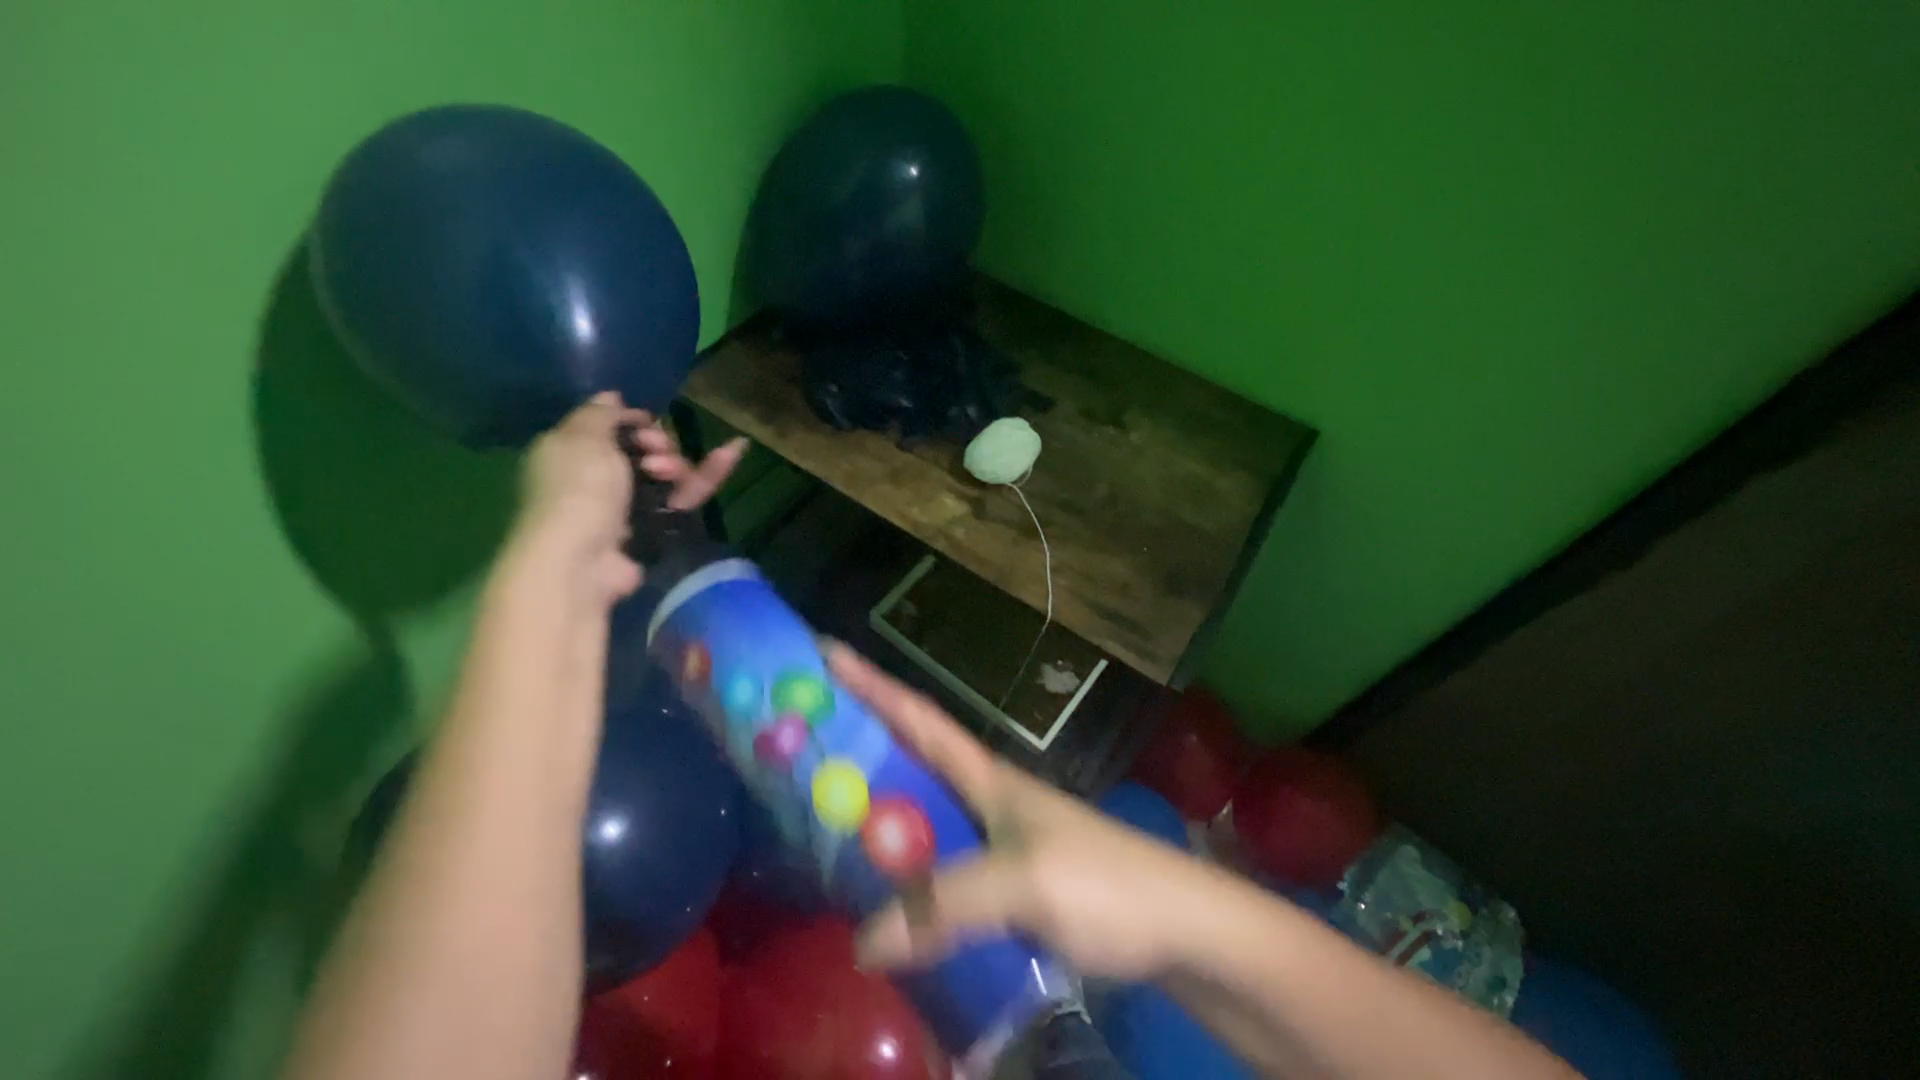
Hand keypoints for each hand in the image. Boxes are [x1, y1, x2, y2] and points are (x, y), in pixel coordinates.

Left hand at [515, 393, 746, 602]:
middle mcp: (600, 479)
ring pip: (667, 474)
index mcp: (573, 453)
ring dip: (677, 464)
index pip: (611, 429)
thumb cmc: (576, 489)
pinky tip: (732, 452)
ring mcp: (629, 506)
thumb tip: (612, 398)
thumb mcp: (582, 436)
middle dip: (658, 443)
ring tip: (670, 470)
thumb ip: (600, 413)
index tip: (645, 421)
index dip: (633, 421)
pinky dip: (707, 477)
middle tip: (655, 451)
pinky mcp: (655, 529)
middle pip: (644, 450)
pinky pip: (684, 497)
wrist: (584, 559)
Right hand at [829, 644, 1226, 980]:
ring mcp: (999, 845)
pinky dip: (905, 878)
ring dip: (876, 818)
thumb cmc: (1109, 885)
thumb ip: (948, 905)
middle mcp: (988, 803)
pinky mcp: (1009, 888)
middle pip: (911, 766)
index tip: (825, 653)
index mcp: (989, 780)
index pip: (920, 719)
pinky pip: (938, 874)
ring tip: (819, 828)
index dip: (873, 685)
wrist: (1182, 930)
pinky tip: (880, 904)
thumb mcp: (1027, 885)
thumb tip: (863, 942)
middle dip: (857, 749)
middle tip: (796, 750)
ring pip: (922, 822)